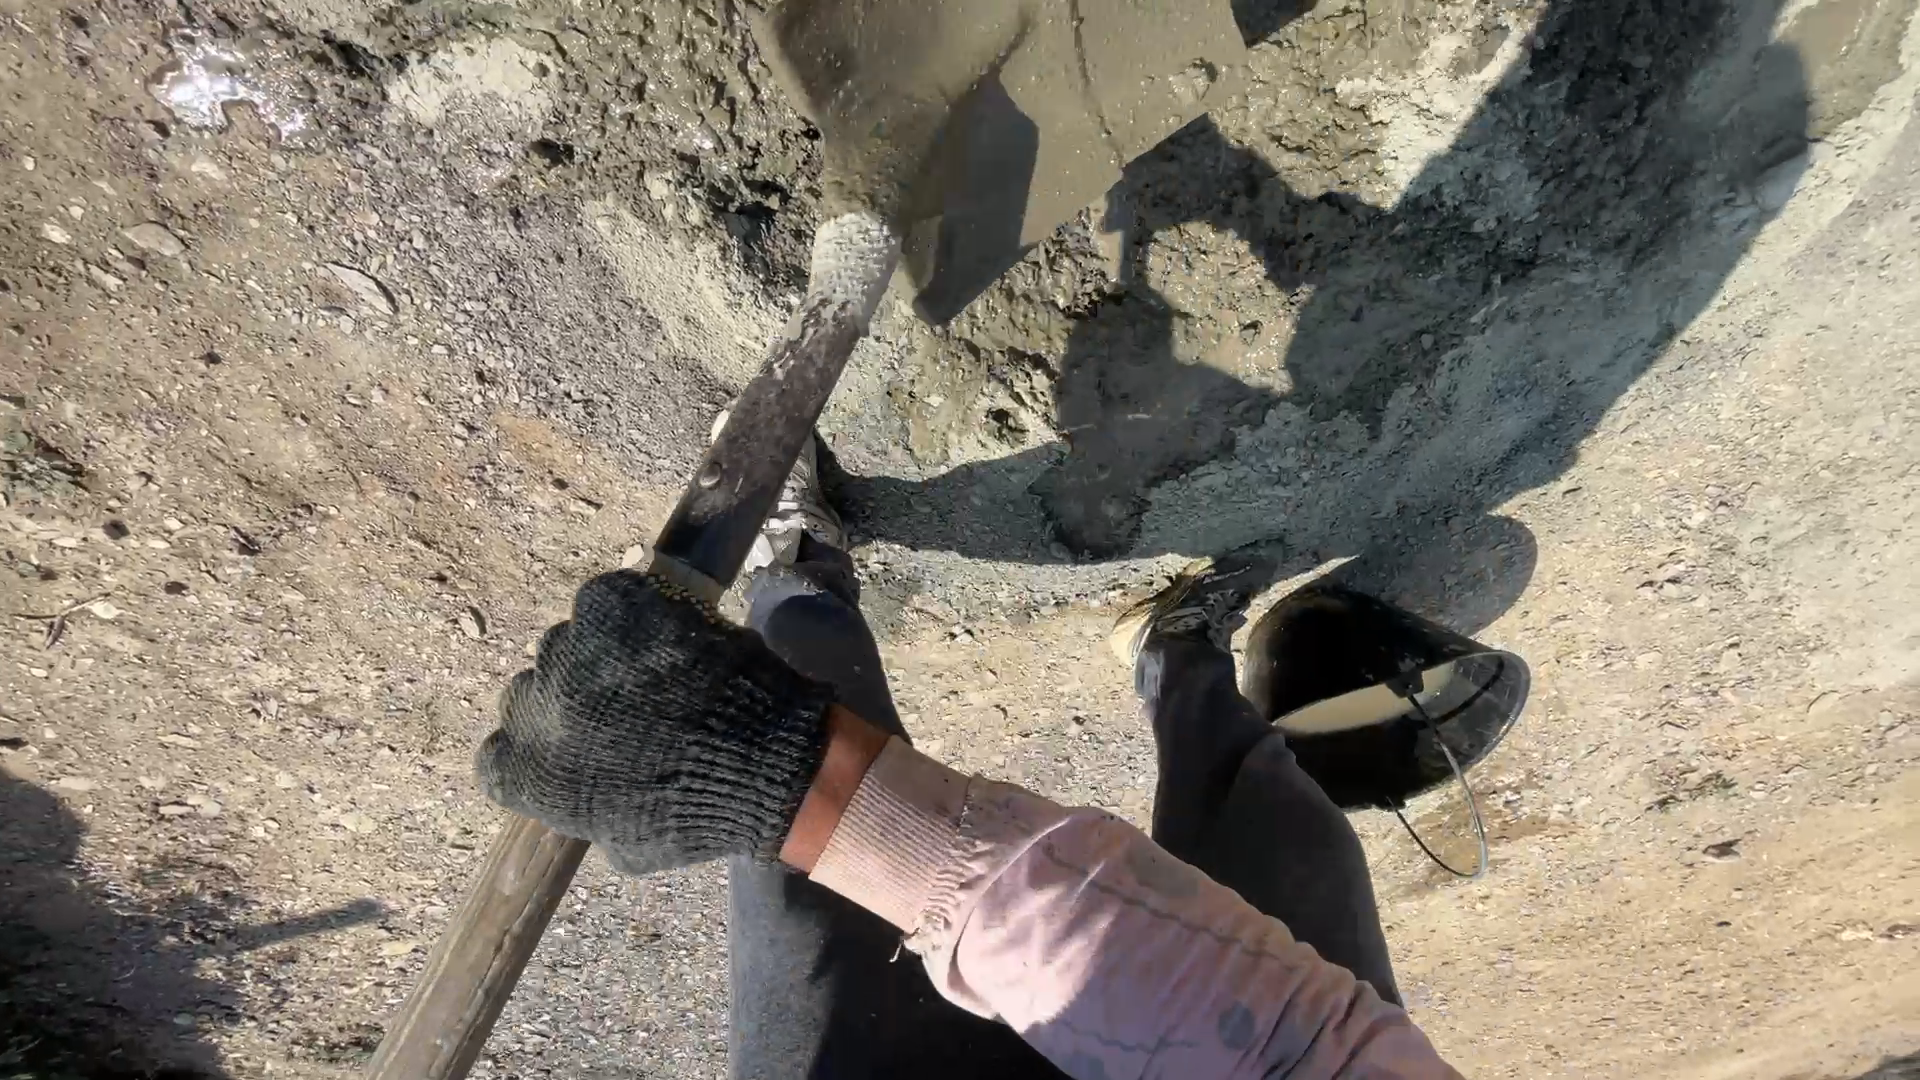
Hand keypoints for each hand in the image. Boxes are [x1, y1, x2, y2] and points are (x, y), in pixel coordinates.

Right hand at [475, 570, 834, 873]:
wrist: (763, 757)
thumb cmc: (706, 811)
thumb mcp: (631, 846)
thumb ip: (591, 818)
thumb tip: (588, 795)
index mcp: (533, 777)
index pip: (500, 752)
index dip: (538, 741)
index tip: (573, 735)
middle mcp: (538, 713)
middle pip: (533, 688)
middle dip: (570, 692)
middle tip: (622, 695)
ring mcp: (574, 658)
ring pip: (566, 641)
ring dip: (598, 650)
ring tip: (649, 660)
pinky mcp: (614, 614)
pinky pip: (604, 597)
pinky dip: (628, 606)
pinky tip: (660, 622)